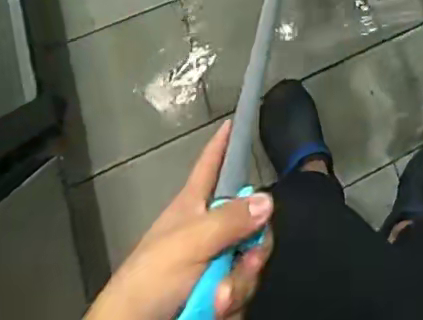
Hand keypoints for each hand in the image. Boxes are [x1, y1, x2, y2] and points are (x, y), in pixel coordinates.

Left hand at [85, 121, 275, 319]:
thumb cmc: (153, 275)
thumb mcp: (192, 242)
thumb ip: (230, 220)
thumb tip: (269, 198)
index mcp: (194, 205)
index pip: (211, 165)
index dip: (222, 145)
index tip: (232, 122)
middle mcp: (207, 231)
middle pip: (248, 222)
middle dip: (253, 246)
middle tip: (249, 259)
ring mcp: (211, 265)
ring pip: (247, 262)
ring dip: (238, 284)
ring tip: (217, 300)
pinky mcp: (214, 295)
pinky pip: (240, 292)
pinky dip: (232, 304)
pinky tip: (217, 312)